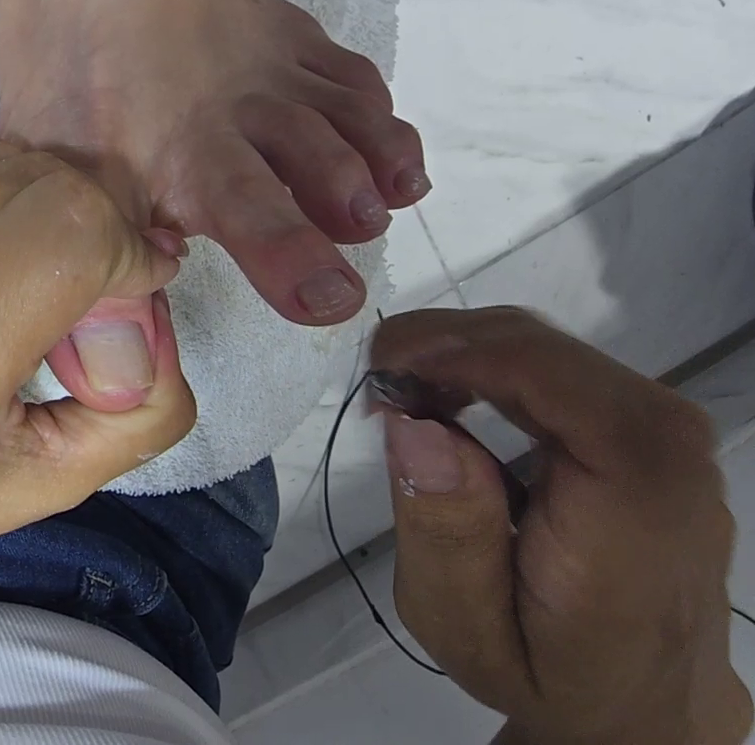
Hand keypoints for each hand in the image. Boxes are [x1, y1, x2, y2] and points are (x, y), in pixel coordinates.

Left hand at [0, 140, 193, 572]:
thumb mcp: (32, 488)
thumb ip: (131, 415)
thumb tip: (151, 319)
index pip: (68, 233)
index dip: (126, 249)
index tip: (132, 294)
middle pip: (42, 180)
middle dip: (101, 217)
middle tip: (103, 278)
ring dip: (52, 196)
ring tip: (53, 260)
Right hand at [373, 307, 751, 744]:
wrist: (641, 703)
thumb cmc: (545, 674)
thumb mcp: (466, 631)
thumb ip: (445, 538)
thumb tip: (415, 425)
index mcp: (637, 529)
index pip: (595, 407)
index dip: (488, 360)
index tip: (392, 372)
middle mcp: (671, 474)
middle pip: (566, 359)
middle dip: (451, 343)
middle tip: (374, 382)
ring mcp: (662, 449)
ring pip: (556, 351)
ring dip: (459, 347)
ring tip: (396, 390)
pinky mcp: (635, 437)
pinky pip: (556, 368)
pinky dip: (480, 359)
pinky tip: (439, 393)